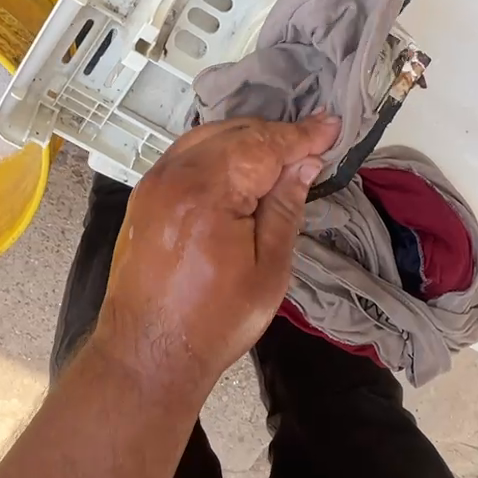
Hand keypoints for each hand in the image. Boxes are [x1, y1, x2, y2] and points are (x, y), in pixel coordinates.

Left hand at [88, 114, 340, 398]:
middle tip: (313, 140)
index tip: (331, 125)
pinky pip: (188, 151)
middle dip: (277, 134)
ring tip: (282, 150)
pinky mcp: (146, 191)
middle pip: (237, 133)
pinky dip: (219, 147)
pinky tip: (239, 161)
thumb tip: (305, 162)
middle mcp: (178, 174)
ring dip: (248, 137)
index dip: (302, 134)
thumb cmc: (215, 321)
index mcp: (210, 192)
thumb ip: (285, 207)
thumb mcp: (268, 270)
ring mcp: (156, 179)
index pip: (265, 145)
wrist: (147, 352)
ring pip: (210, 135)